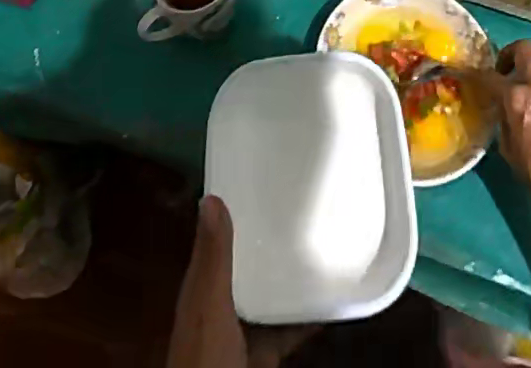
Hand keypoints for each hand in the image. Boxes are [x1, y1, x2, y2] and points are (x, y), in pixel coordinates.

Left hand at [168, 197, 315, 367]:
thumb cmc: (206, 361)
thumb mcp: (208, 306)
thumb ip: (212, 259)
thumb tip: (211, 197)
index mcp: (201, 288)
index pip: (216, 239)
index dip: (235, 212)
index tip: (261, 180)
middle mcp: (221, 305)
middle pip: (245, 264)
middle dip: (268, 240)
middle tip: (301, 207)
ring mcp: (243, 332)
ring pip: (268, 293)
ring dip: (288, 275)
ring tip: (319, 244)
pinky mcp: (263, 356)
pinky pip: (287, 328)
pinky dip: (305, 315)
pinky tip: (328, 300)